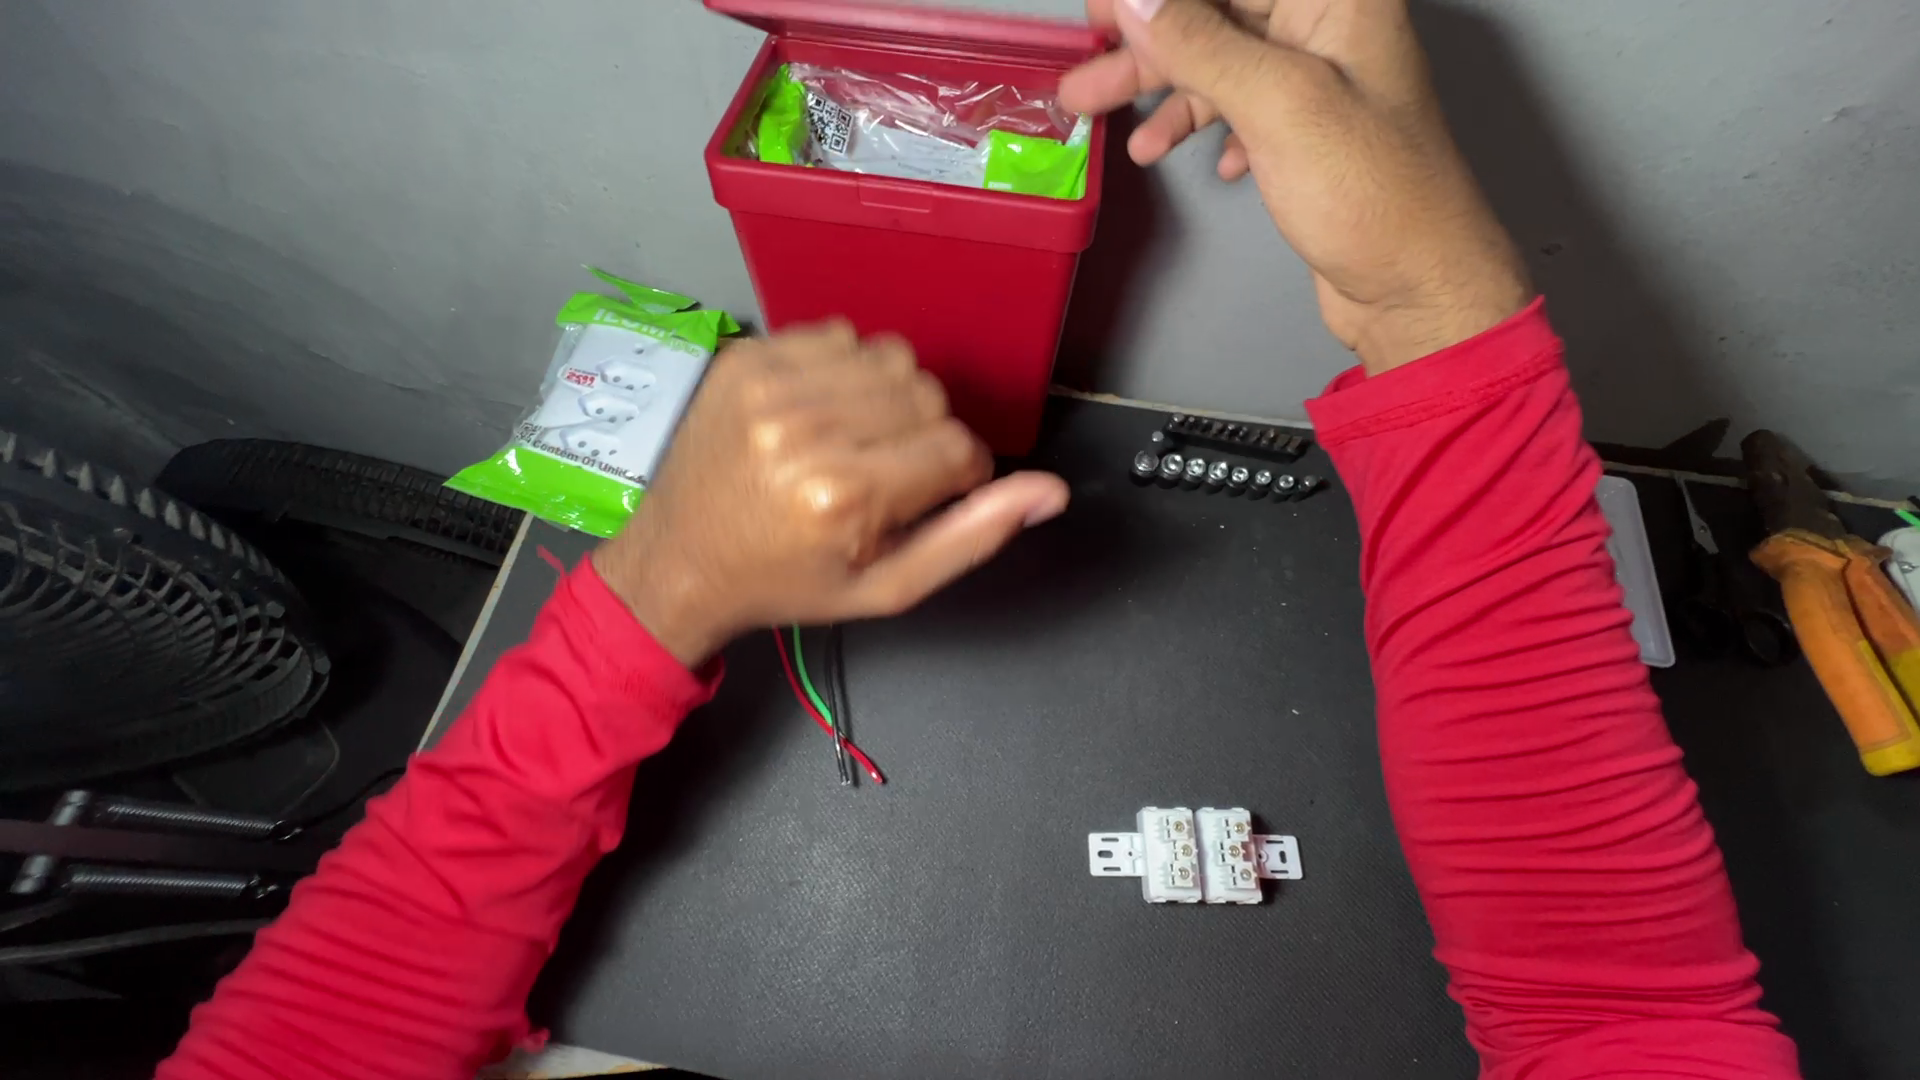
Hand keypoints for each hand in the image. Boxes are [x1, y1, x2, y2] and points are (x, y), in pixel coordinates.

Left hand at [592, 322, 1069, 666]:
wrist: (682, 560)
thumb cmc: (792, 582)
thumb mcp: (888, 587)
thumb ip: (972, 537)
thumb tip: (1052, 492)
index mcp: (844, 497)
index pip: (960, 450)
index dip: (961, 474)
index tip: (930, 494)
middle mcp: (807, 430)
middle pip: (928, 396)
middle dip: (927, 436)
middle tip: (890, 473)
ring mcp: (770, 384)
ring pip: (892, 359)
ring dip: (893, 399)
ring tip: (860, 440)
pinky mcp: (748, 356)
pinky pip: (842, 335)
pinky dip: (850, 369)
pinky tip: (827, 410)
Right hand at [1059, 0, 1532, 372]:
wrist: (1412, 282)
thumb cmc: (1367, 191)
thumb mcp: (1277, 104)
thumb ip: (1201, 45)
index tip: (1101, 11)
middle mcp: (1327, 26)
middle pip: (1217, 17)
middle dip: (1149, 49)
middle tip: (1085, 81)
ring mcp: (1316, 83)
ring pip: (1223, 71)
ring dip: (1169, 102)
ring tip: (1124, 140)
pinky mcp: (1305, 134)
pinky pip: (1242, 114)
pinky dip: (1212, 135)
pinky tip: (1209, 166)